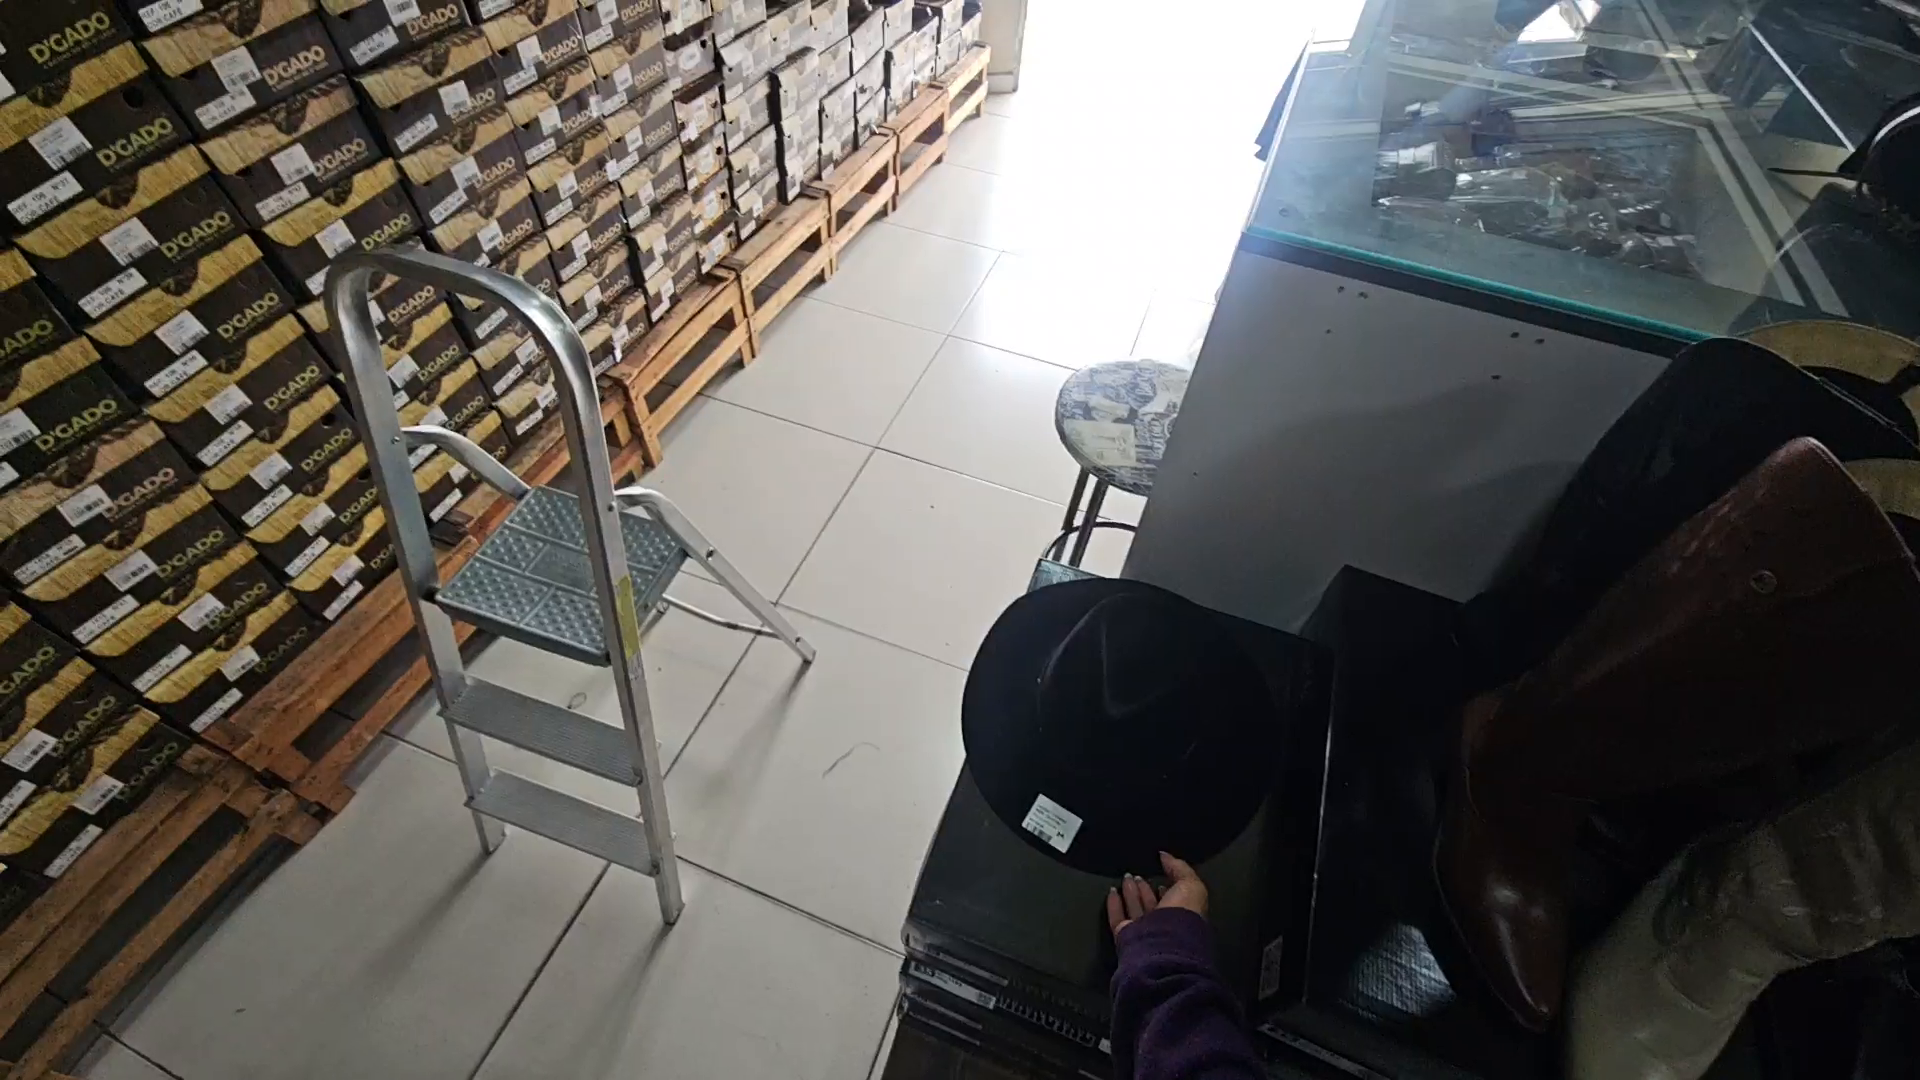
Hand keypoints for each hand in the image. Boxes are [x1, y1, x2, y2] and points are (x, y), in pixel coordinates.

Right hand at [1106, 851, 1208, 936]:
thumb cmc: (1182, 915)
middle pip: (1152, 904)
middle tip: (1137, 875)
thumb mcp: (1191, 886)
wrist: (1163, 945)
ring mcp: (1143, 932)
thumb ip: (1179, 868)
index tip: (1160, 873)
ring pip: (1135, 909)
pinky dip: (1114, 904)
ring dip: (1130, 892)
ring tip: (1126, 877)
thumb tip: (1164, 855)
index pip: (1174, 900)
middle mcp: (1164, 926)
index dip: (1168, 887)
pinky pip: (1118, 917)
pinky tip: (1111, 891)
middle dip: (1145, 888)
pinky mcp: (1125, 937)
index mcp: (1183, 917)